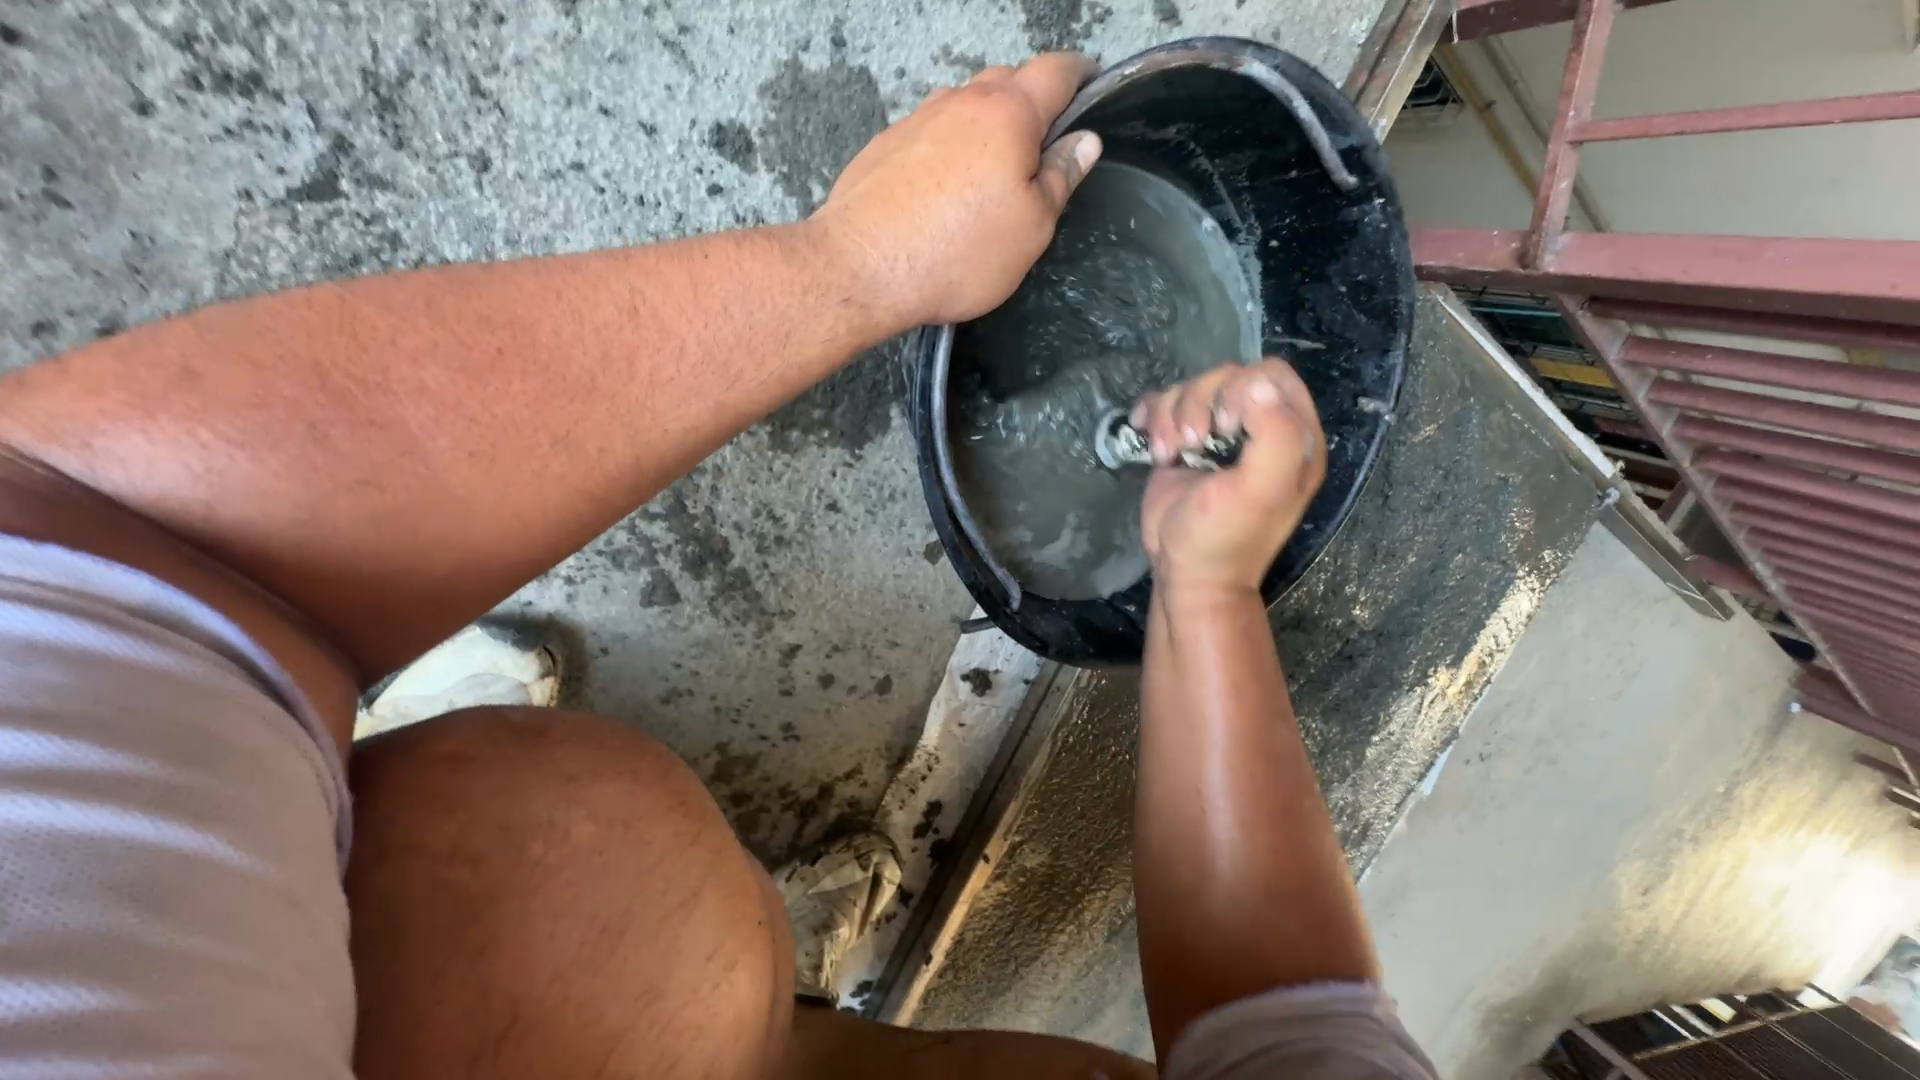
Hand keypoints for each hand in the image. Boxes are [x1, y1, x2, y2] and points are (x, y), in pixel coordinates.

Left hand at [809, 53, 1103, 327]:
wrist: (862, 268)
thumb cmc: (957, 253)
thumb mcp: (1031, 228)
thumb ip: (1060, 179)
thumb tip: (1083, 142)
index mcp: (1008, 113)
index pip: (1056, 71)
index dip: (1080, 74)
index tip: (1090, 84)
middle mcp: (960, 102)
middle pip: (1007, 82)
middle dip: (1032, 102)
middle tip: (1043, 144)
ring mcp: (916, 120)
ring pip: (964, 107)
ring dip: (986, 127)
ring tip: (992, 172)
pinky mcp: (885, 146)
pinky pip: (930, 134)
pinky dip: (948, 149)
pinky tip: (945, 190)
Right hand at [1135, 360, 1327, 595]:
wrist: (1185, 574)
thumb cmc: (1227, 537)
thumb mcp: (1262, 490)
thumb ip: (1276, 434)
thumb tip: (1255, 385)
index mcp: (1293, 436)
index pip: (1271, 376)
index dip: (1242, 389)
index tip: (1226, 428)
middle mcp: (1257, 429)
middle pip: (1226, 376)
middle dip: (1198, 403)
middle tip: (1193, 445)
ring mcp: (1217, 435)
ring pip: (1191, 388)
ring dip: (1171, 416)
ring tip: (1169, 455)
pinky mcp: (1182, 444)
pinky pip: (1164, 405)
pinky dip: (1152, 418)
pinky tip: (1153, 446)